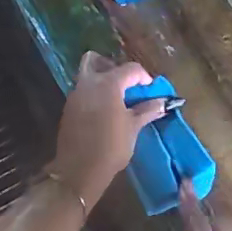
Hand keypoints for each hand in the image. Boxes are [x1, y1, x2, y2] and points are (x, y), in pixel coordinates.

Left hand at [49, 51, 166, 209]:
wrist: (78, 169)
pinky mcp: (68, 109)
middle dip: (111, 66)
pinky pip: (82, 93)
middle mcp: (87, 84)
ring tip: (118, 98)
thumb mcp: (133, 127)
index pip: (129, 69)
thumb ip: (147, 110)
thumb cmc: (111, 147)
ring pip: (86, 76)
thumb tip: (163, 102)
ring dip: (101, 81)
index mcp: (107, 84)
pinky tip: (105, 110)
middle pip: (95, 61)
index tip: (150, 89)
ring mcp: (74, 96)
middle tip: (126, 83)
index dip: (143, 77)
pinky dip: (93, 94)